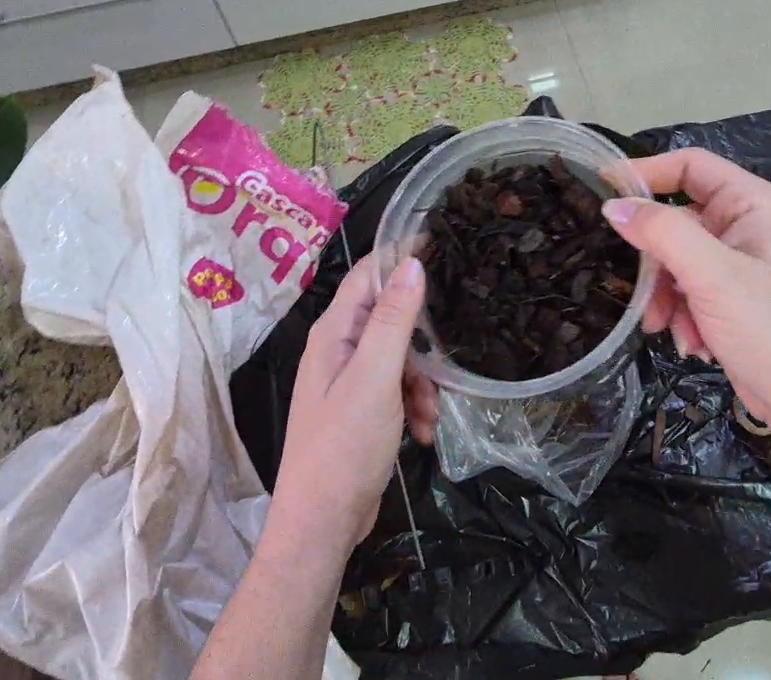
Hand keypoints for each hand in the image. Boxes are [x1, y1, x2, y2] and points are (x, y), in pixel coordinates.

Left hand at [270, 255, 424, 558]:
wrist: (323, 523)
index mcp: (334, 334)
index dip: (401, 257)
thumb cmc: (344, 446)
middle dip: (421, 340)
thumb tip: (411, 263)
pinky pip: (396, 391)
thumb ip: (393, 320)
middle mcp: (338, 350)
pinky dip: (413, 406)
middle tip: (447, 359)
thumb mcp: (375, 378)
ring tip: (431, 414)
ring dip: (422, 382)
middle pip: (389, 318)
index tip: (442, 248)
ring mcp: (348, 382)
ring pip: (399, 358)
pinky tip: (423, 433)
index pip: (368, 274)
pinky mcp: (361, 411)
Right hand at [600, 149, 770, 431]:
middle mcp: (747, 225)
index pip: (690, 166)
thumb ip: (661, 233)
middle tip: (639, 287)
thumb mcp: (711, 276)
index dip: (645, 171)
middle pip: (677, 218)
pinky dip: (680, 312)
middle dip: (655, 259)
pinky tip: (690, 342)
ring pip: (675, 258)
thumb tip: (612, 205)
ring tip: (666, 327)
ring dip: (664, 293)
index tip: (602, 186)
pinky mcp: (731, 295)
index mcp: (754, 204)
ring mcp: (739, 262)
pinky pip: (686, 288)